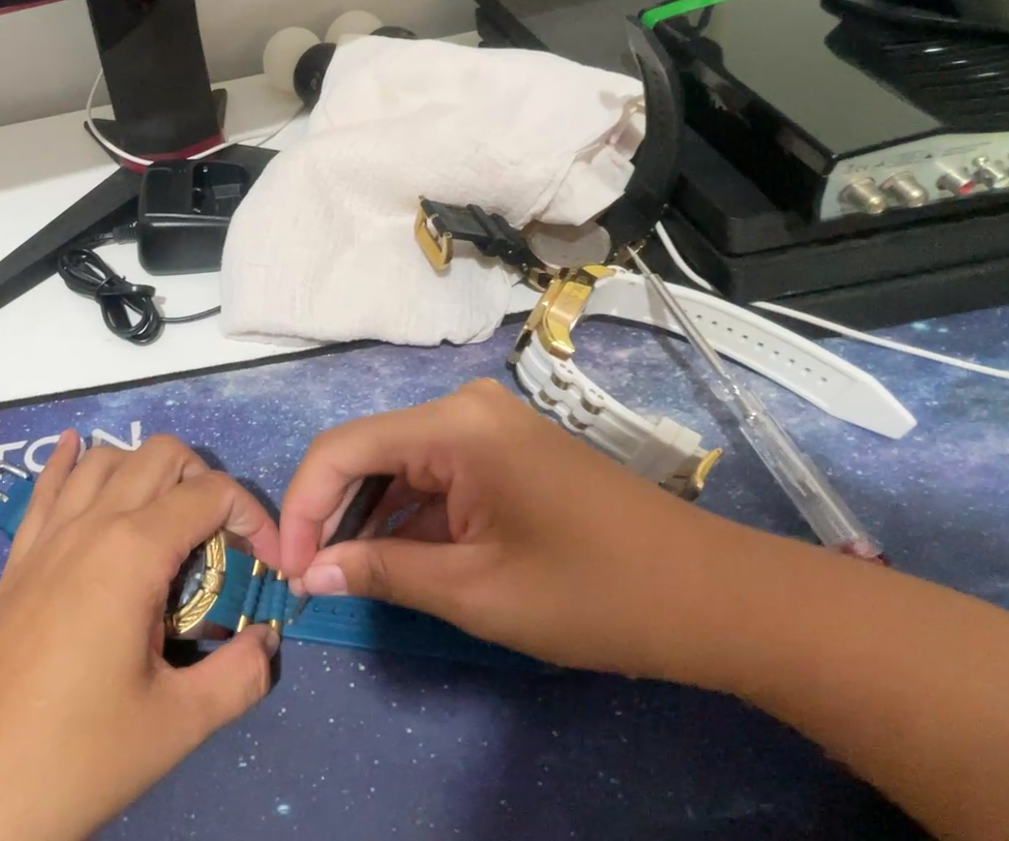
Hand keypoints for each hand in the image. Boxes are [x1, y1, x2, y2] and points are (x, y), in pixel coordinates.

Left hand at [0, 432, 282, 840]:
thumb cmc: (76, 756)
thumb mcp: (177, 724)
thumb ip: (240, 674)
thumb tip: (267, 640)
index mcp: (132, 553)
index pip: (210, 494)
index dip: (254, 517)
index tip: (271, 567)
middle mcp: (88, 526)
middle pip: (159, 456)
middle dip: (206, 482)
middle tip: (224, 547)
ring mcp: (45, 539)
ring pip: (103, 460)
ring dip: (146, 470)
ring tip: (170, 519)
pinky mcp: (16, 562)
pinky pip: (45, 487)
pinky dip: (69, 460)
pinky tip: (77, 448)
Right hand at [278, 378, 753, 683]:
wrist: (719, 599)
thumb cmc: (594, 593)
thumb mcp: (475, 591)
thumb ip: (382, 572)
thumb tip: (312, 573)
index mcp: (454, 424)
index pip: (341, 449)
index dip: (303, 508)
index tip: (289, 569)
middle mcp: (464, 408)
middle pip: (366, 453)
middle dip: (331, 514)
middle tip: (310, 578)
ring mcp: (488, 428)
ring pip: (397, 466)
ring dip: (366, 518)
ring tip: (341, 575)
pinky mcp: (506, 453)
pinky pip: (433, 477)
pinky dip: (407, 518)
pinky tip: (392, 559)